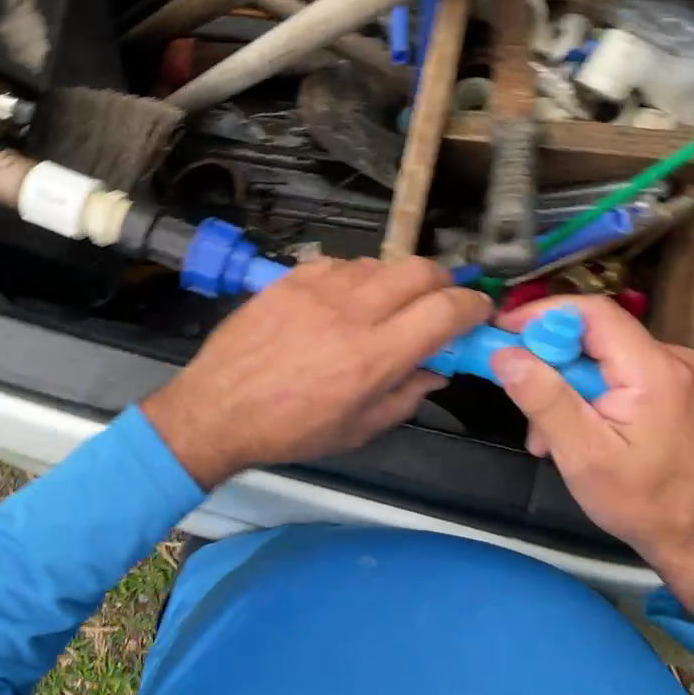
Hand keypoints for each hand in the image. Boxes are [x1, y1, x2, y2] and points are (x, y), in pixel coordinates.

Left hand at [142, 257, 489, 490]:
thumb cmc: (286, 431)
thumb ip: (405, 396)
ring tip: (385, 307)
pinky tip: (342, 301)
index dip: (473, 307)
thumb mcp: (356, 430)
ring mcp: (316, 290)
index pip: (445, 310)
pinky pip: (338, 263)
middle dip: (442, 284)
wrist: (216, 410)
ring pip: (380, 264)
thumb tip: (437, 370)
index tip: (477, 314)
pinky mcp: (288, 280)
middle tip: (437, 305)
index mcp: (373, 357)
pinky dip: (353, 277)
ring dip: (395, 281)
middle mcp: (350, 314)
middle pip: (421, 271)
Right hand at [491, 296, 693, 623]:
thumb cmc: (639, 500)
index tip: (501, 332)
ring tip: (546, 437)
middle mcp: (672, 358)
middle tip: (517, 398)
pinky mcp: (671, 388)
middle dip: (547, 365)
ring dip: (562, 388)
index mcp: (655, 369)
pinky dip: (583, 397)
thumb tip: (504, 354)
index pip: (593, 312)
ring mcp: (675, 373)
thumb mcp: (581, 453)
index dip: (542, 314)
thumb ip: (543, 398)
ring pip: (599, 358)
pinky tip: (570, 434)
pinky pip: (614, 374)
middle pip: (593, 335)